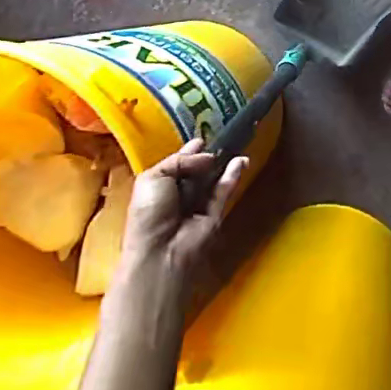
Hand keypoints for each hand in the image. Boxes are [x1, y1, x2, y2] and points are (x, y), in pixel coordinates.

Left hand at [119, 138, 245, 281]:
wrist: (162, 251)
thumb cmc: (149, 213)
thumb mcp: (153, 177)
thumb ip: (180, 160)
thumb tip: (208, 157)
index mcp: (157, 187)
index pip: (175, 165)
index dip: (188, 152)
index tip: (202, 139)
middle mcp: (177, 195)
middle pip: (195, 171)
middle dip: (206, 156)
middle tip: (220, 138)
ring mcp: (197, 205)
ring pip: (212, 180)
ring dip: (222, 163)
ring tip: (234, 144)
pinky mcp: (215, 214)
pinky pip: (224, 191)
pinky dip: (233, 176)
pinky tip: (241, 161)